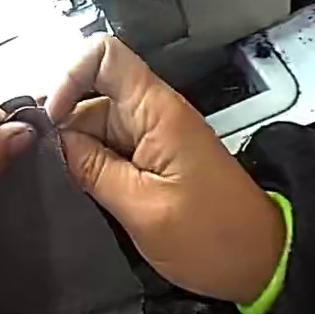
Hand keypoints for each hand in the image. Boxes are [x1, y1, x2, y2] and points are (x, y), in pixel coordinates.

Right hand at [48, 36, 283, 304]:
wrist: (261, 259)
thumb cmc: (212, 236)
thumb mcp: (142, 207)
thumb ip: (92, 169)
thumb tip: (55, 142)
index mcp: (157, 111)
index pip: (104, 55)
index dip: (70, 77)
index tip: (53, 121)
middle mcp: (155, 112)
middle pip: (94, 94)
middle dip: (67, 127)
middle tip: (53, 171)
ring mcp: (156, 133)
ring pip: (99, 122)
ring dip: (80, 151)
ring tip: (72, 190)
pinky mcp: (158, 154)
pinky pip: (114, 145)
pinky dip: (96, 164)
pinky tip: (88, 192)